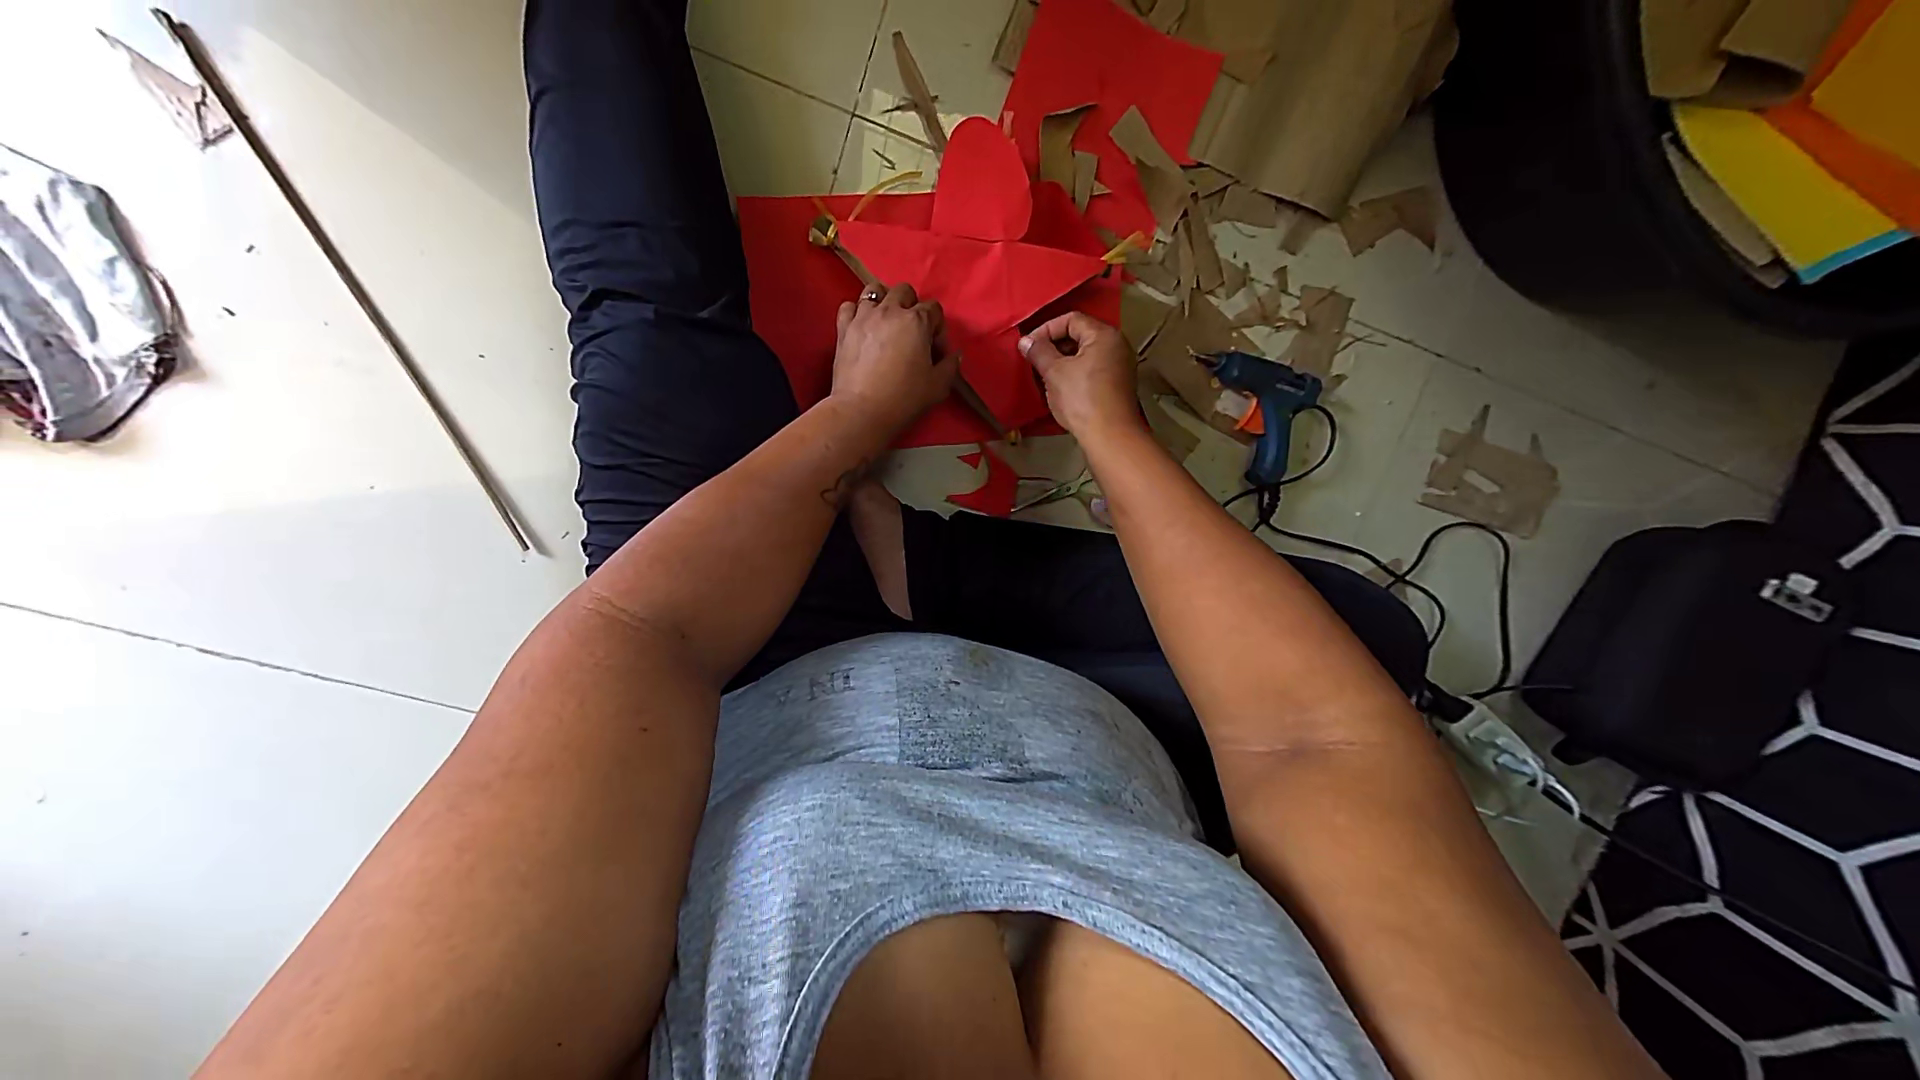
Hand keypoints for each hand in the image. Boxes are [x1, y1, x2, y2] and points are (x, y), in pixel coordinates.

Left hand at [830, 283, 959, 435]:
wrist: (862, 411)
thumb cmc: (904, 398)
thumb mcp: (938, 386)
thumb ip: (950, 366)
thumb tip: (954, 355)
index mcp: (917, 321)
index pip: (934, 309)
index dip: (938, 329)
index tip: (935, 351)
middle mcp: (890, 311)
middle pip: (904, 291)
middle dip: (912, 306)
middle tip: (911, 332)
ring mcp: (863, 317)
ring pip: (875, 290)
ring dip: (884, 301)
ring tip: (886, 322)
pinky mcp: (843, 328)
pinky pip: (849, 306)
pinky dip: (857, 312)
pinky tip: (863, 327)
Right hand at [1019, 312, 1144, 445]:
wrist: (1110, 435)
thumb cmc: (1082, 399)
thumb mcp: (1054, 372)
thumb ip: (1039, 352)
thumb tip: (1025, 341)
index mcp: (1104, 335)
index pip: (1071, 319)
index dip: (1046, 329)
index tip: (1029, 346)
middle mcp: (1117, 345)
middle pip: (1080, 335)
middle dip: (1054, 345)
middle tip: (1035, 360)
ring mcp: (1120, 365)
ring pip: (1085, 354)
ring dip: (1063, 361)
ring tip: (1044, 375)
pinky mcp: (1117, 384)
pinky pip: (1092, 369)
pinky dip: (1075, 373)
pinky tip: (1061, 388)